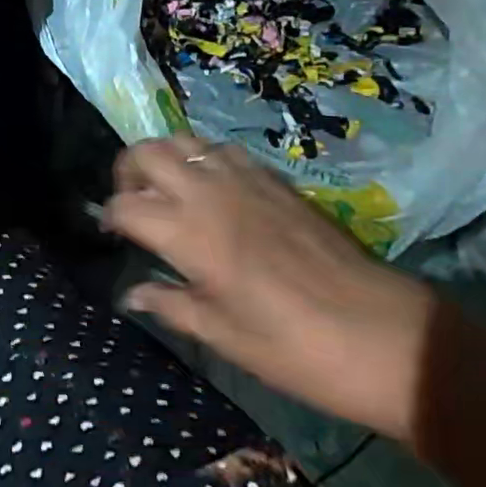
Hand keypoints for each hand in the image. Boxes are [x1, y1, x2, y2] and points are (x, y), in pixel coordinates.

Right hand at [106, 137, 436, 441]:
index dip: (108, 215)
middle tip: (132, 203)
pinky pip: (222, 149)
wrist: (377, 329)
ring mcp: (245, 177)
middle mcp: (211, 191)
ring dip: (164, 157)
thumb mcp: (223, 335)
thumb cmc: (292, 347)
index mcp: (191, 234)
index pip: (126, 204)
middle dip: (127, 171)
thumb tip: (132, 293)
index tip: (110, 233)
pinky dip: (202, 157)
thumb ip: (171, 304)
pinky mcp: (274, 177)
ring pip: (185, 139)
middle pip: (147, 152)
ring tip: (166, 191)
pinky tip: (211, 190)